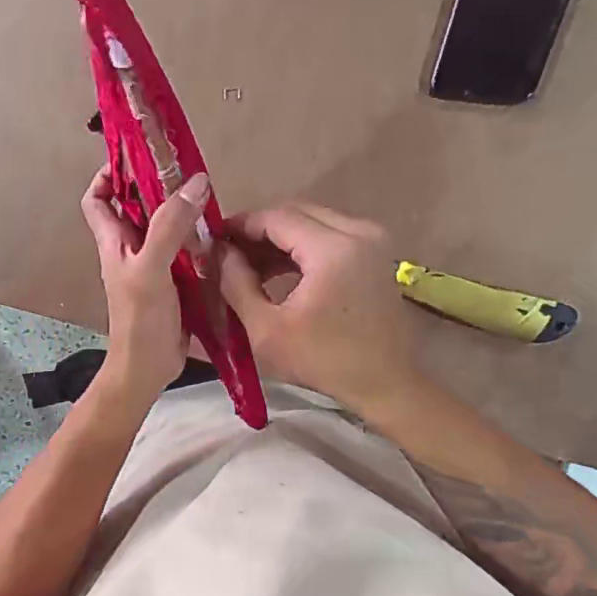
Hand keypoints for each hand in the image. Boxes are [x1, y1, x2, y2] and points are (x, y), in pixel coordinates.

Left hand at [80, 166, 208, 403]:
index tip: (135, 157)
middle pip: (134, 207)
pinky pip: (181, 249)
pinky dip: (195, 236)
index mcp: (113, 243)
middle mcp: (128, 250)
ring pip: (160, 227)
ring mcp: (150, 265)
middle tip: (186, 168)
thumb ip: (168, 227)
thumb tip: (194, 183)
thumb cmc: (141, 320)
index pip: (97, 200)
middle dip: (154, 185)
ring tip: (206, 193)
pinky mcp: (171, 281)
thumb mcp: (150, 269)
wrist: (148, 367)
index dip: (107, 176)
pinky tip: (216, 231)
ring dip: (178, 210)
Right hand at [217, 201, 422, 408]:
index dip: (240, 225)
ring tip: (247, 265)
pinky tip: (277, 272)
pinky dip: (300, 246)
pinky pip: (329, 234)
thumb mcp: (265, 328)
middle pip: (295, 212)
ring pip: (312, 220)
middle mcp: (358, 232)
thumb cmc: (321, 360)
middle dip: (258, 229)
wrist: (384, 383)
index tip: (212, 240)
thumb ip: (236, 283)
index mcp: (332, 249)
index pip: (276, 217)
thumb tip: (219, 253)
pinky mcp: (375, 254)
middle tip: (227, 252)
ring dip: (278, 237)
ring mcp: (372, 241)